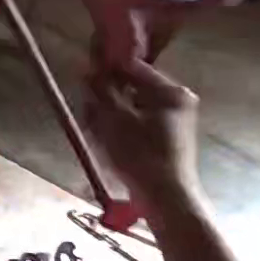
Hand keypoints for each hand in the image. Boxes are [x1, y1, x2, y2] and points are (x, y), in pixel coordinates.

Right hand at [86, 60, 204, 210]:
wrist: (163, 193)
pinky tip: (104, 139)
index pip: (133, 67)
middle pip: (130, 88)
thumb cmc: (139, 152)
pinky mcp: (163, 136)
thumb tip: (88, 71)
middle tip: (88, 110)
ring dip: (107, 114)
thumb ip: (101, 91)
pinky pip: (134, 122)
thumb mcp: (113, 117)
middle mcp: (175, 101)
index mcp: (170, 91)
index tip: (84, 76)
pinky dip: (117, 126)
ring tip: (94, 130)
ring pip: (129, 106)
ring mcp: (171, 119)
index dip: (107, 69)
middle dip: (105, 97)